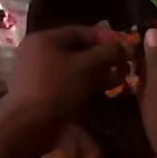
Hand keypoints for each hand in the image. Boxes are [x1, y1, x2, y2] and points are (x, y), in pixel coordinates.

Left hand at [1, 25, 129, 129]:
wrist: (28, 126)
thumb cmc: (57, 88)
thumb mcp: (87, 67)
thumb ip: (108, 53)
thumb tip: (127, 45)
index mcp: (44, 39)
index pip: (81, 31)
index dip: (106, 39)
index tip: (125, 49)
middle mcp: (38, 52)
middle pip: (77, 50)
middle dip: (103, 58)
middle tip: (123, 67)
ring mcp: (37, 73)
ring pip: (73, 68)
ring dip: (96, 73)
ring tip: (117, 81)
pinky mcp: (41, 92)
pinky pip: (66, 82)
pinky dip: (84, 85)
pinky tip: (101, 92)